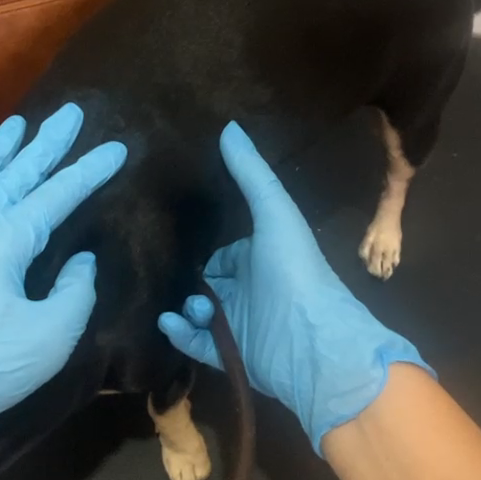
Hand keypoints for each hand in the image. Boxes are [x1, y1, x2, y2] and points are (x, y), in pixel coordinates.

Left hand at [0, 103, 125, 479]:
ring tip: (19, 122)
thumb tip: (80, 260)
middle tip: (71, 112)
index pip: (57, 194)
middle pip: (17, 173)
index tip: (118, 147)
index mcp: (3, 237)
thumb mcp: (49, 338)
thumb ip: (74, 291)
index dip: (90, 171)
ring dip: (2, 150)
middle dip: (47, 143)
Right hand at [158, 121, 429, 453]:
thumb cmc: (295, 270)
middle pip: (205, 280)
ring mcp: (238, 323)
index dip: (204, 243)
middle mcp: (249, 288)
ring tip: (187, 303)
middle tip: (166, 269)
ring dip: (183, 304)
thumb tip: (227, 126)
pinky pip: (194, 342)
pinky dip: (179, 332)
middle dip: (186, 276)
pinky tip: (168, 321)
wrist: (314, 344)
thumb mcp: (273, 212)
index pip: (223, 250)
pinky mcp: (229, 353)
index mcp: (260, 257)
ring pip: (197, 311)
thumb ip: (250, 174)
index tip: (173, 230)